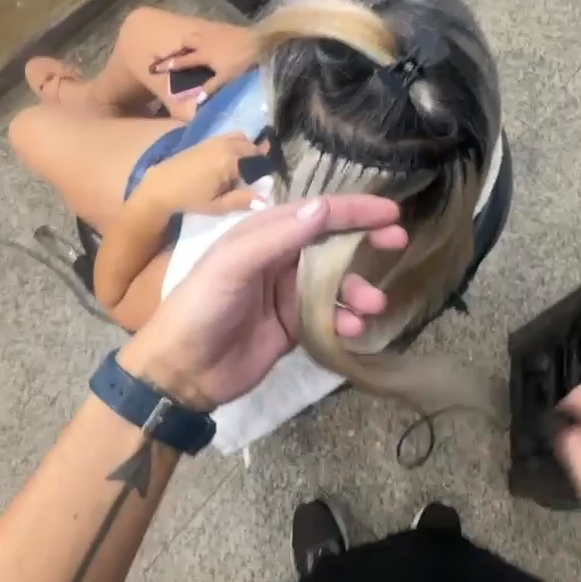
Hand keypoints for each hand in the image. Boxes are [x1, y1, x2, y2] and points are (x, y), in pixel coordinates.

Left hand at [119, 196, 407, 409]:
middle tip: (399, 241)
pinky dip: (345, 320)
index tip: (390, 211)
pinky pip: (328, 315)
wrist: (181, 373)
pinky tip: (353, 330)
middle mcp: (278, 257)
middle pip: (331, 242)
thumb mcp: (233, 265)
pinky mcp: (292, 326)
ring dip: (358, 289)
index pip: (315, 212)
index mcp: (262, 234)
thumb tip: (323, 208)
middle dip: (365, 241)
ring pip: (335, 282)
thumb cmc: (201, 308)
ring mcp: (286, 292)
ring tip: (373, 304)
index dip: (352, 209)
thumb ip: (278, 236)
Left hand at [135, 132, 267, 215]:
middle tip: (254, 179)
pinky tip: (230, 162)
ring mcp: (216, 140)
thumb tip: (264, 199)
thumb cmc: (190, 198)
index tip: (264, 184)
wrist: (161, 186)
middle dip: (257, 160)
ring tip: (243, 169)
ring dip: (247, 150)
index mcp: (231, 160)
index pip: (259, 161)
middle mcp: (226, 145)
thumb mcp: (217, 205)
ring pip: (242, 139)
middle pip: (253, 148)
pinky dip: (237, 145)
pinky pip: (231, 137)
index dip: (265, 173)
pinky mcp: (208, 140)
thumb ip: (241, 201)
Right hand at [155, 28, 256, 105]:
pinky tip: (211, 38)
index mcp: (202, 54)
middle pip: (186, 41)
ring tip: (194, 45)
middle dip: (181, 47)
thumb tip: (198, 99)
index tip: (157, 66)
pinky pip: (207, 28)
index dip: (169, 64)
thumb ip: (211, 87)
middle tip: (180, 53)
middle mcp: (203, 40)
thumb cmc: (241, 60)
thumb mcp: (226, 77)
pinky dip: (204, 33)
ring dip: (192, 39)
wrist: (258, 40)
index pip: (182, 61)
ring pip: (195, 33)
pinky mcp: (222, 26)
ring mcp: (212, 31)